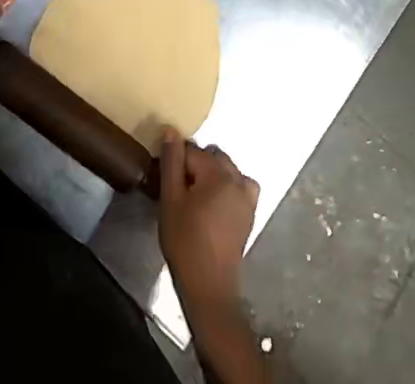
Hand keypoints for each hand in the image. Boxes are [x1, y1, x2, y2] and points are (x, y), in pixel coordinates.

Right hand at [158, 128, 258, 312]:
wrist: (208, 284)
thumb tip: (171, 130)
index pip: (193, 151)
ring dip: (211, 174)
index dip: (176, 161)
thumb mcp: (170, 200)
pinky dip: (227, 186)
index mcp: (219, 173)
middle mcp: (239, 178)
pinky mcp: (250, 211)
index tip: (164, 178)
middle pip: (213, 157)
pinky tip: (215, 202)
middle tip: (177, 189)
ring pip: (227, 170)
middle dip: (194, 165)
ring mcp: (248, 195)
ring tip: (194, 196)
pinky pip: (240, 185)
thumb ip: (171, 163)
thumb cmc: (185, 241)